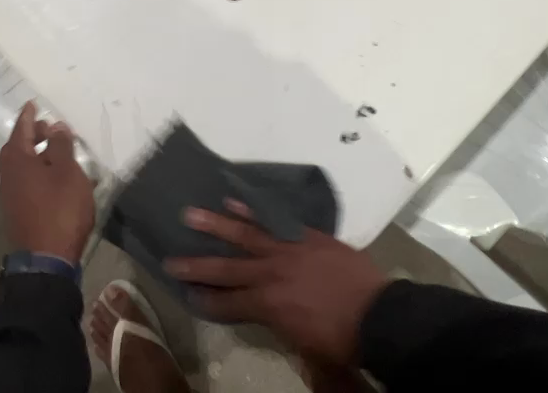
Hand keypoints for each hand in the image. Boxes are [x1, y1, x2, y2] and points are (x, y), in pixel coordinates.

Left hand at [0, 101, 94, 258]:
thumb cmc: (58, 209)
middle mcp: (8, 176)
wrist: (46, 262)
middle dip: (33, 136)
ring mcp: (12, 197)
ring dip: (39, 156)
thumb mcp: (66, 171)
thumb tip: (55, 128)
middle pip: (18, 148)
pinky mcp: (20, 213)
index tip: (32, 103)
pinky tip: (59, 179)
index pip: (21, 129)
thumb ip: (61, 145)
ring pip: (24, 167)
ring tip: (59, 152)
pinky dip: (41, 174)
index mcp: (17, 160)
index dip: (28, 116)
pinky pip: (29, 183)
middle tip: (49, 128)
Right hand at [166, 200, 388, 365]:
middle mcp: (270, 273)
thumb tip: (266, 323)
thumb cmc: (342, 340)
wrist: (378, 315)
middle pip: (226, 267)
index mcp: (268, 305)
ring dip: (215, 224)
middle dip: (196, 265)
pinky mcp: (304, 235)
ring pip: (244, 234)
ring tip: (190, 213)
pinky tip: (233, 200)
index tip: (186, 294)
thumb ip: (279, 329)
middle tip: (169, 259)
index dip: (206, 300)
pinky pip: (273, 220)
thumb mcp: (305, 348)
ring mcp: (286, 249)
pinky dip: (252, 210)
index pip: (228, 303)